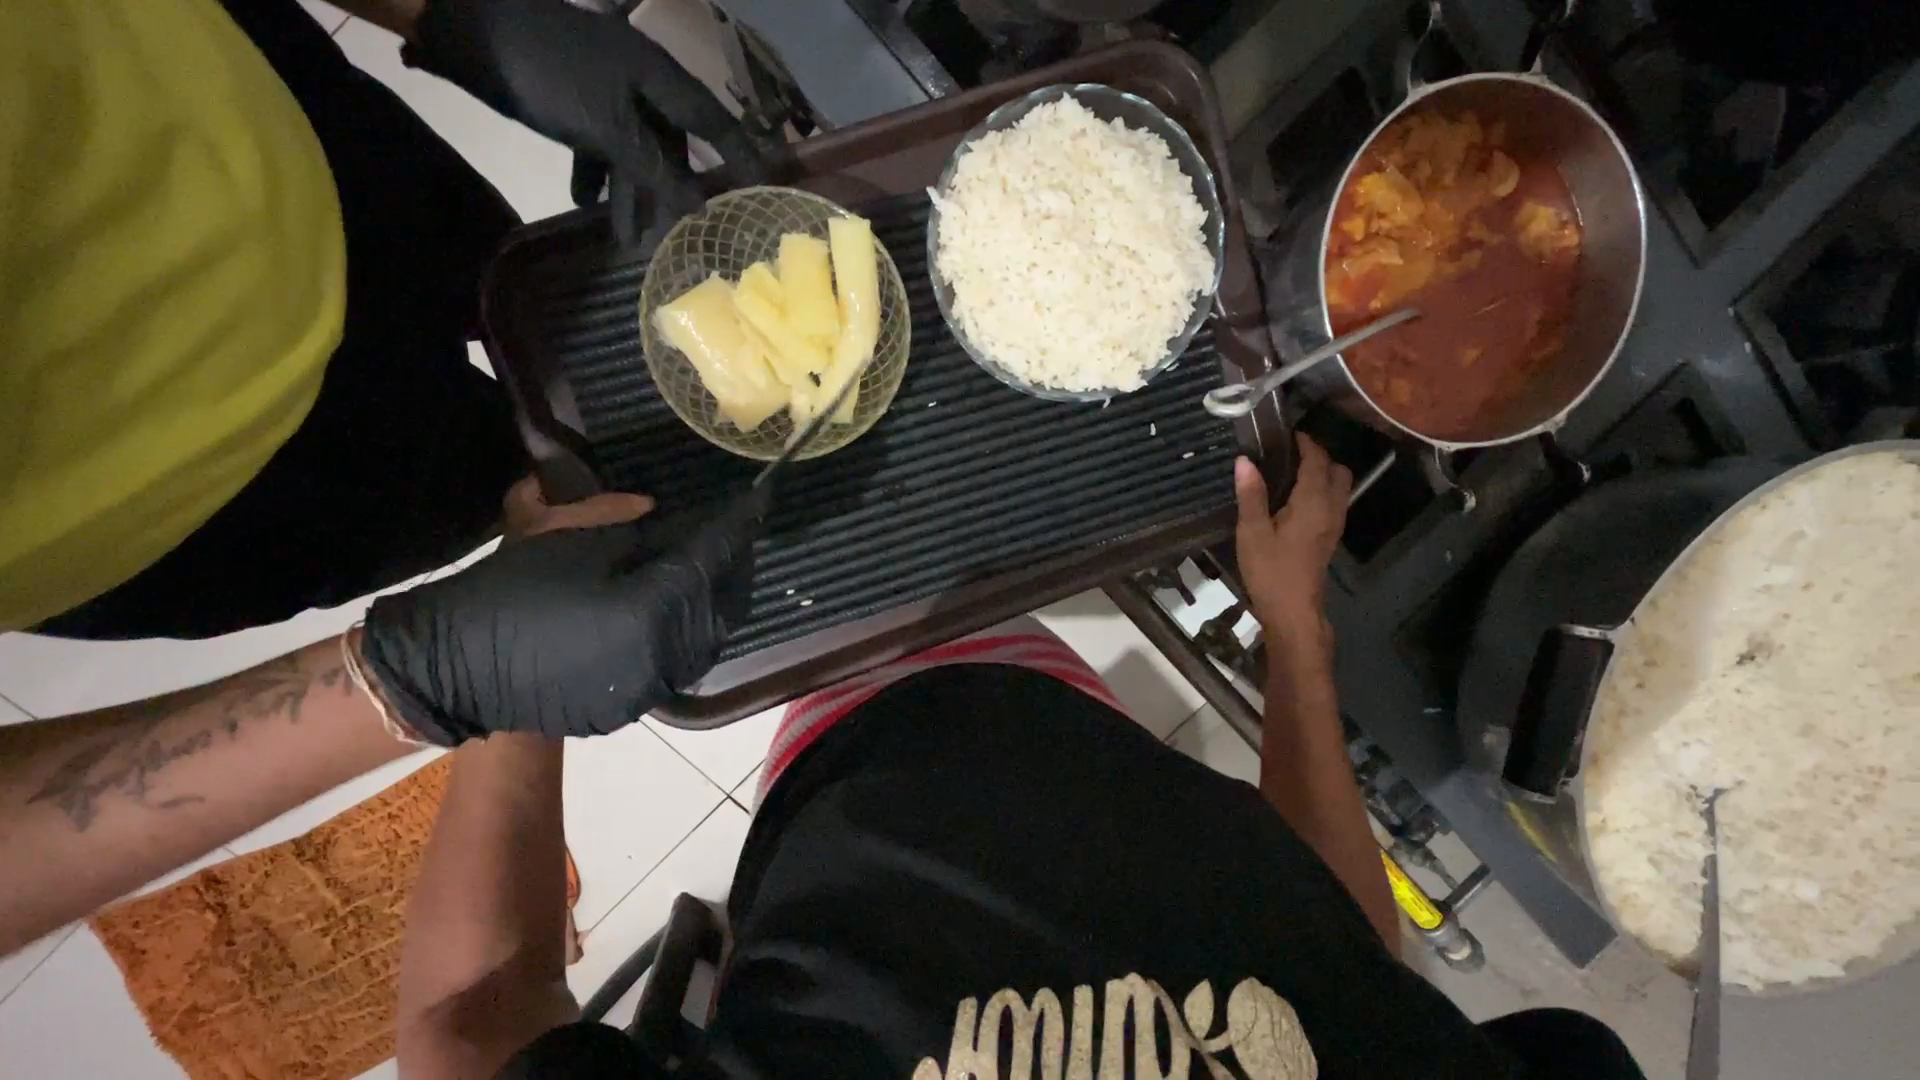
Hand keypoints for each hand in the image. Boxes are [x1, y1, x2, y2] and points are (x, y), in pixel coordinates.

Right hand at [359, 479, 762, 743]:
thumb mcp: (564, 539)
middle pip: (723, 602)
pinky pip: (684, 662)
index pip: (710, 558)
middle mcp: (663, 654)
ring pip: (710, 637)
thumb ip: (620, 521)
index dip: (737, 526)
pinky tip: (681, 609)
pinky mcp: (637, 705)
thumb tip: (656, 510)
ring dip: (718, 600)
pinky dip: (693, 632)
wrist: (453, 667)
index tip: (756, 503)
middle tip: (734, 535)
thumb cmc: (510, 592)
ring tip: (711, 570)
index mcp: (648, 608)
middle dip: (735, 565)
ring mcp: (652, 686)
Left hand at [406, 0, 767, 245]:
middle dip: (674, 193)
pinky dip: (597, 174)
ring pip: (635, 150)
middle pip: (674, 146)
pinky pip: (600, 143)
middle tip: (680, 237)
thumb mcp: (607, 127)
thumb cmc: (547, 72)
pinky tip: (585, 203)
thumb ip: (655, 170)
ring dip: (632, 194)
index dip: (742, 157)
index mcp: (659, 79)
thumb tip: (699, 209)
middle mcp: (641, 83)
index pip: (715, 123)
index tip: (766, 188)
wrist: (462, 23)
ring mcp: (607, 89)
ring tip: (627, 239)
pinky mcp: (575, 96)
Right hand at [1234, 434, 1350, 653]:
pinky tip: (1294, 498)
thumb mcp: (1253, 532)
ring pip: (1340, 487)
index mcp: (1313, 502)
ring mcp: (1334, 525)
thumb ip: (1251, 494)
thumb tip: (1245, 460)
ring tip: (1291, 471)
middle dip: (1319, 456)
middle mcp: (1331, 509)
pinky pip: (1333, 502)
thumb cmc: (1271, 571)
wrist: (1294, 612)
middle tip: (1290, 452)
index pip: (1317, 461)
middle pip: (1338, 471)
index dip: (1306, 443)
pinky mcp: (1328, 538)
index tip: (1287, 433)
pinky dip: (1321, 490)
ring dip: (1322, 473)